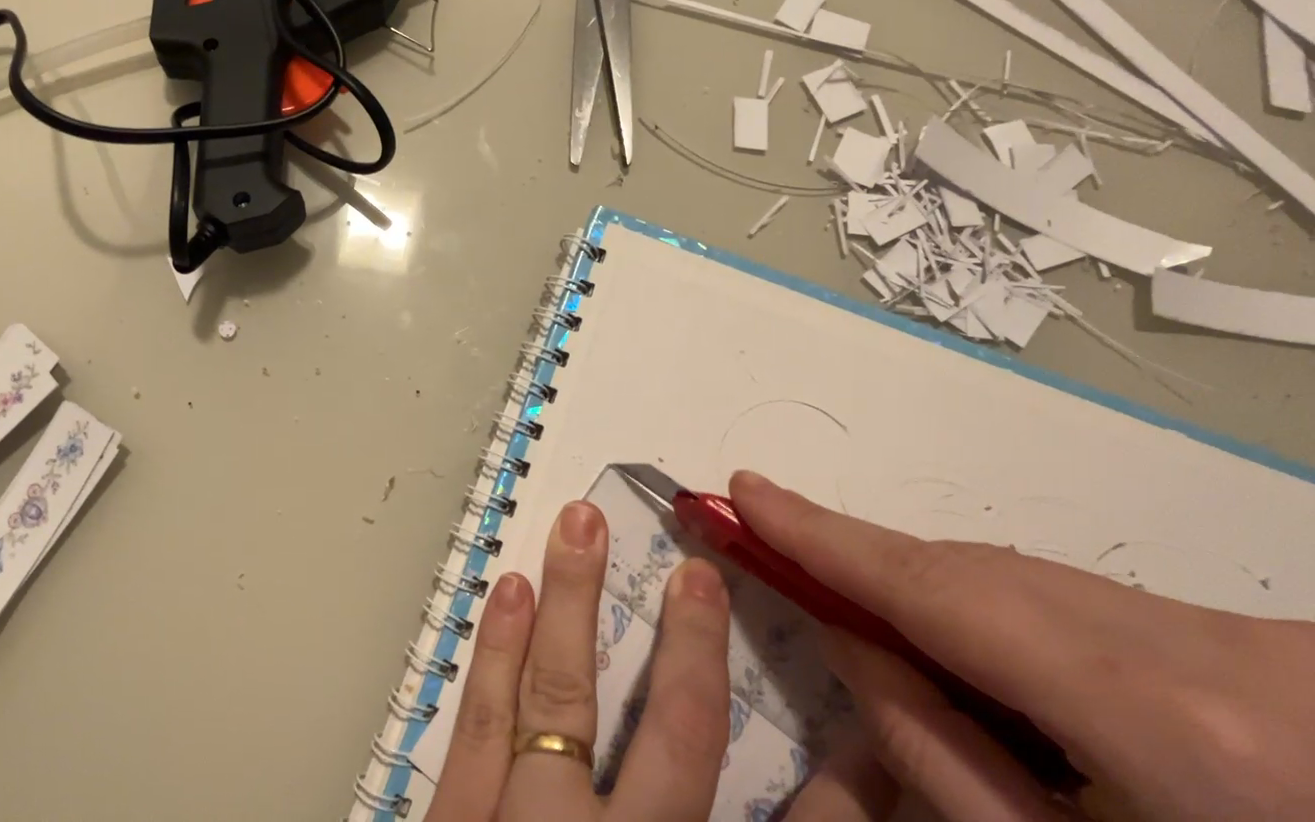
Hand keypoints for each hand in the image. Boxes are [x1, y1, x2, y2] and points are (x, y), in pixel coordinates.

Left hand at [426, 500, 900, 821]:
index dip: (840, 784)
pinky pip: (478, 725)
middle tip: (697, 573)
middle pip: (668, 742)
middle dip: (686, 651)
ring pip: (558, 703)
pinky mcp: (453, 821)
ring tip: (578, 530)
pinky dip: (496, 652)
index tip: (869, 718)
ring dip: (572, 608)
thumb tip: (804, 809)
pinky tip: (510, 595)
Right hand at [730, 471, 1314, 821]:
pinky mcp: (1268, 634)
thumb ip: (930, 748)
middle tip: (773, 554)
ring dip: (934, 596)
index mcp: (1162, 724)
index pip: (941, 592)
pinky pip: (1084, 599)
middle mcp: (1212, 648)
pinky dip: (1004, 614)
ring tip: (874, 630)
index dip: (827, 538)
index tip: (745, 492)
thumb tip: (842, 638)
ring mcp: (1253, 632)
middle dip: (867, 564)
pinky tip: (980, 658)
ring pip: (1030, 579)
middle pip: (980, 572)